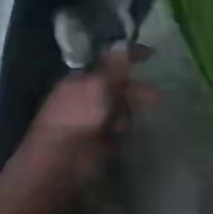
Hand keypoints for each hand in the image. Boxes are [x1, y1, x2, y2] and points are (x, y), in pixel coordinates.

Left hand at [25, 44, 153, 178]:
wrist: (56, 171)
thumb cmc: (77, 122)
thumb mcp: (98, 88)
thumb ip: (113, 67)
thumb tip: (121, 42)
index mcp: (78, 81)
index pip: (106, 62)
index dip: (128, 57)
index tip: (151, 55)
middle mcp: (80, 99)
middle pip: (114, 88)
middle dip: (134, 90)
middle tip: (156, 98)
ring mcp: (86, 124)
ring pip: (116, 111)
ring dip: (129, 113)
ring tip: (139, 122)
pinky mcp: (92, 147)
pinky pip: (114, 133)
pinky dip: (122, 134)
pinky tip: (126, 138)